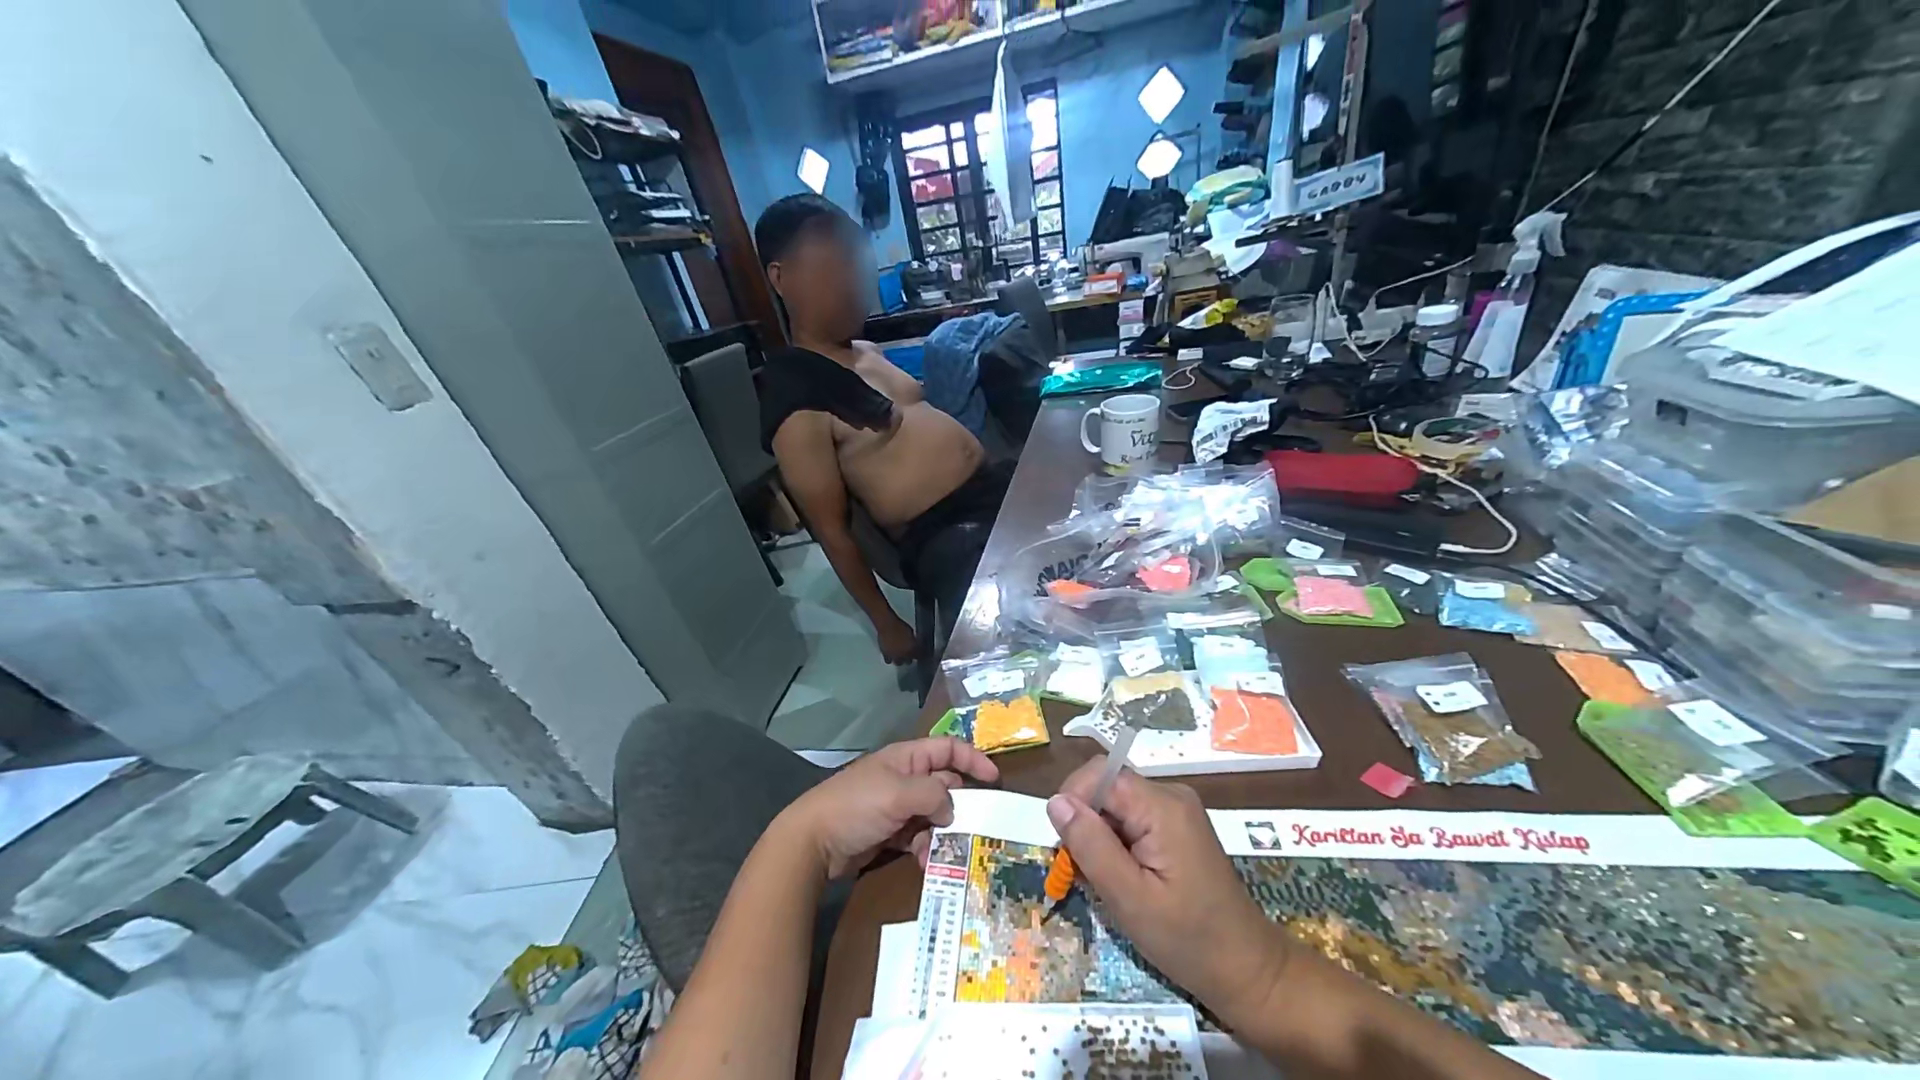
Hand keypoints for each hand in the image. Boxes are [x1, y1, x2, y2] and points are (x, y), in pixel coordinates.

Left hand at [777, 738, 998, 879]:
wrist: (812, 842)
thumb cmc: (856, 806)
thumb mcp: (898, 793)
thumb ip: (934, 794)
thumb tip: (951, 809)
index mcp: (906, 758)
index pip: (947, 749)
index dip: (972, 759)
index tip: (994, 780)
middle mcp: (904, 778)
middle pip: (944, 785)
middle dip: (959, 805)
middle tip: (974, 827)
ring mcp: (896, 806)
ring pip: (934, 814)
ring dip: (942, 832)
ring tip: (941, 850)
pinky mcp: (889, 833)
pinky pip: (919, 836)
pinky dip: (925, 847)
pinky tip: (924, 861)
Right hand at [874, 614, 919, 664]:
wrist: (887, 624)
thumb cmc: (899, 625)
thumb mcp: (911, 632)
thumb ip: (914, 641)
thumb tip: (916, 643)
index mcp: (912, 648)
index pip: (919, 656)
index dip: (919, 654)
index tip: (919, 653)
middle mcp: (903, 654)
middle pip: (909, 661)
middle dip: (910, 658)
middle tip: (909, 653)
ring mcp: (894, 656)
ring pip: (899, 663)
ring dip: (900, 660)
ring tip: (900, 655)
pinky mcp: (885, 655)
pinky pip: (889, 660)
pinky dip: (891, 658)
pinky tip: (892, 654)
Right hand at [1046, 759, 1288, 1029]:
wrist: (1247, 971)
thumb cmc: (1188, 939)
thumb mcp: (1129, 898)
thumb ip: (1091, 845)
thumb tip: (1055, 801)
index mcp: (1163, 807)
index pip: (1101, 773)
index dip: (1074, 800)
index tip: (1066, 847)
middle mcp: (1171, 797)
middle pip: (1108, 788)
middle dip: (1084, 824)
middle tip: (1079, 873)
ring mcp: (1176, 812)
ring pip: (1116, 806)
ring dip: (1097, 838)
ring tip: (1099, 883)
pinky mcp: (1177, 829)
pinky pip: (1132, 820)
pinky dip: (1115, 845)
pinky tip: (1120, 880)